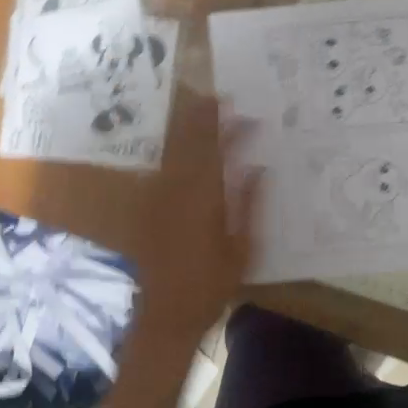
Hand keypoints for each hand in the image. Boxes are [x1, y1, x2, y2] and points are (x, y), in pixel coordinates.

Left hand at [129, 94, 264, 344]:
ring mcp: (161, 196)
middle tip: (217, 96)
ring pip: (173, 151)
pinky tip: (180, 141)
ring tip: (199, 106)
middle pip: (190, 143)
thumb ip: (247, 203)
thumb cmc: (211, 283)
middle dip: (203, 117)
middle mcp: (179, 190)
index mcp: (205, 198)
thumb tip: (257, 168)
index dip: (231, 131)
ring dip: (186, 127)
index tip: (248, 116)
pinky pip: (163, 167)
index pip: (218, 152)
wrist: (168, 310)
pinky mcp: (151, 206)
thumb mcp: (242, 247)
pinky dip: (173, 148)